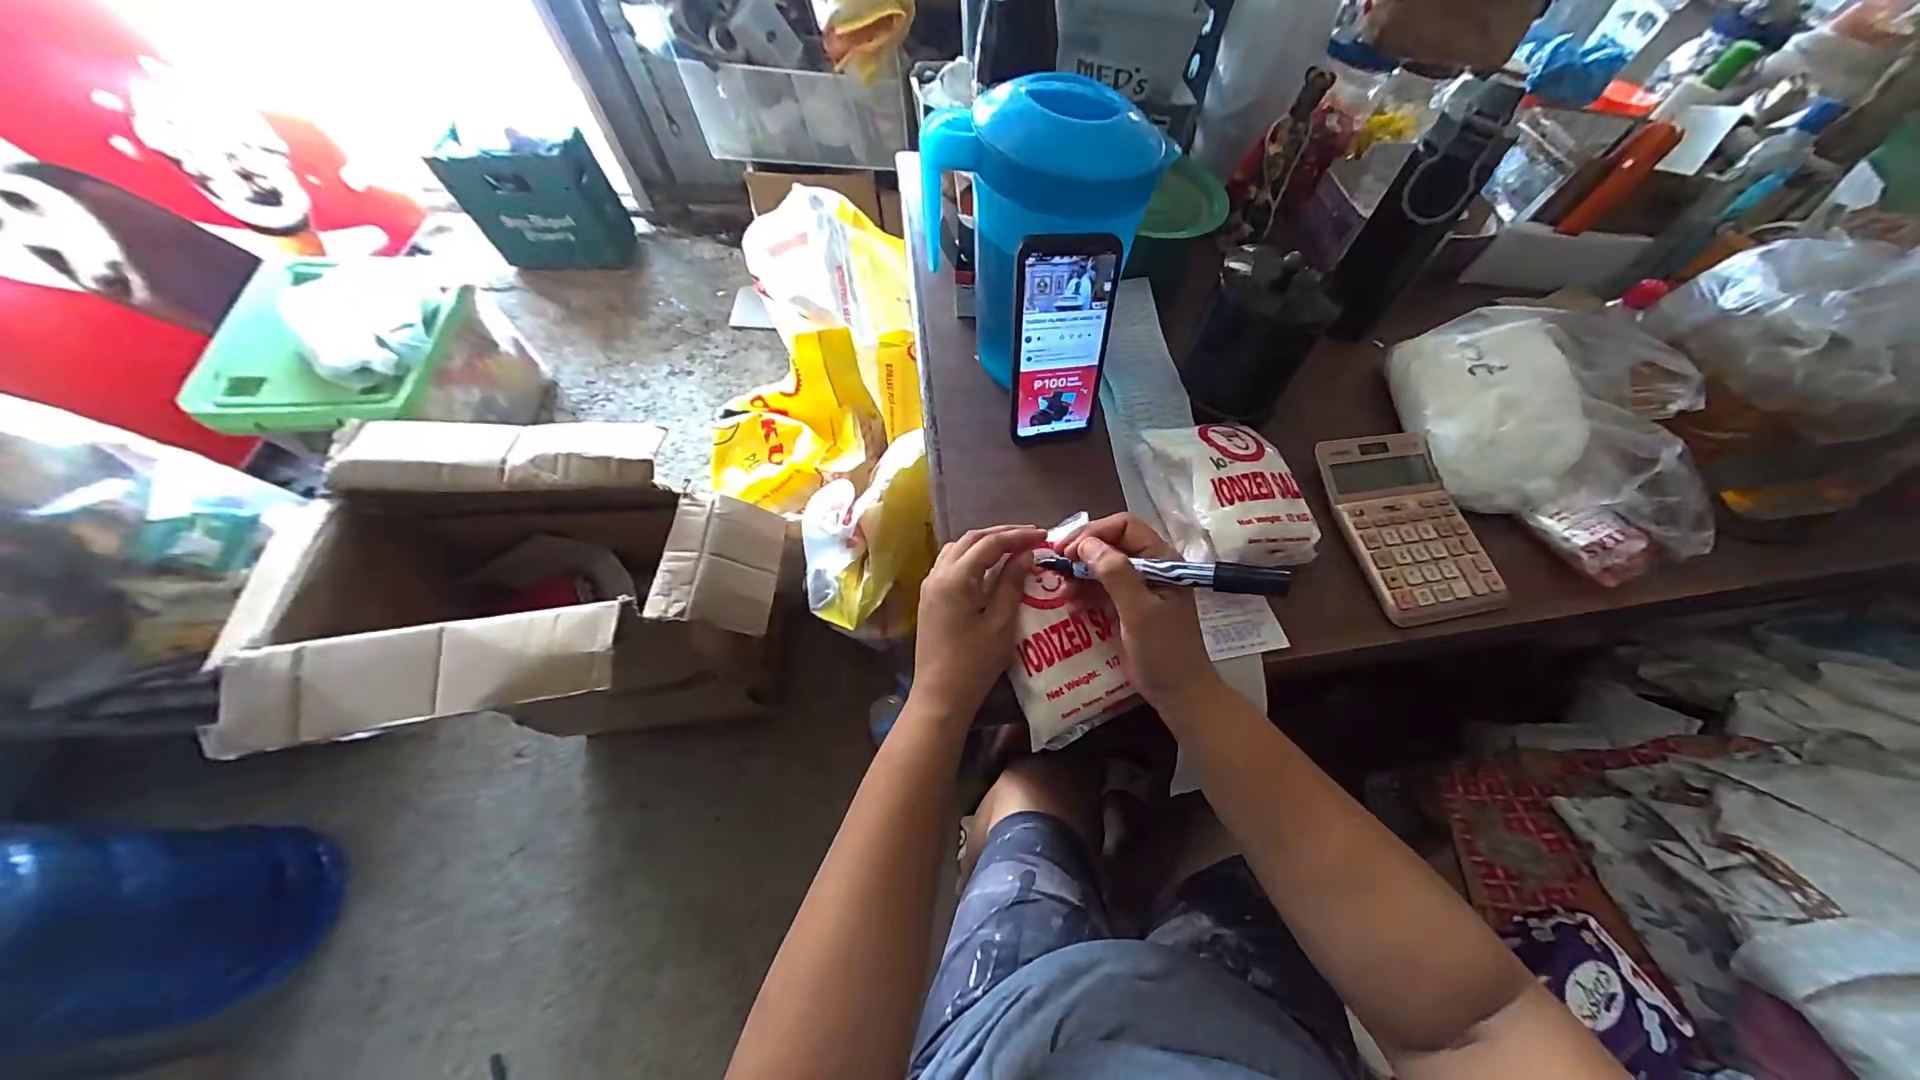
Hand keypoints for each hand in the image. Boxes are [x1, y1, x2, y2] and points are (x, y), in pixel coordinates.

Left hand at [912, 524, 1046, 715]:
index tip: (1043, 536)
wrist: (940, 695)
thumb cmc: (974, 664)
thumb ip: (1012, 584)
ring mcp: (930, 585)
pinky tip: (990, 565)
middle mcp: (937, 575)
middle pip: (971, 540)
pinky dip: (972, 556)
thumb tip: (1025, 555)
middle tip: (1031, 536)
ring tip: (1013, 547)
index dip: (1017, 536)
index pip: (989, 544)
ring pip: (958, 548)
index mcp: (954, 579)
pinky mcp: (930, 597)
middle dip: (1002, 534)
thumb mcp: (1001, 623)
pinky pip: (951, 563)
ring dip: (985, 543)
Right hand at [1062, 513, 1222, 711]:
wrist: (1178, 693)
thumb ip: (1115, 574)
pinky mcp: (1125, 607)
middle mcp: (1149, 567)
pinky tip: (1070, 606)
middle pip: (1109, 543)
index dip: (1094, 533)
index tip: (1068, 551)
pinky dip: (1082, 593)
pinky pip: (1099, 589)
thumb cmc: (1164, 651)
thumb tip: (1086, 544)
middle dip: (1081, 553)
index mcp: (1161, 560)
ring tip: (1062, 592)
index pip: (1124, 527)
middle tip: (1056, 567)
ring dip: (1078, 575)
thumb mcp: (1139, 611)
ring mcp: (1136, 587)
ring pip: (1100, 566)